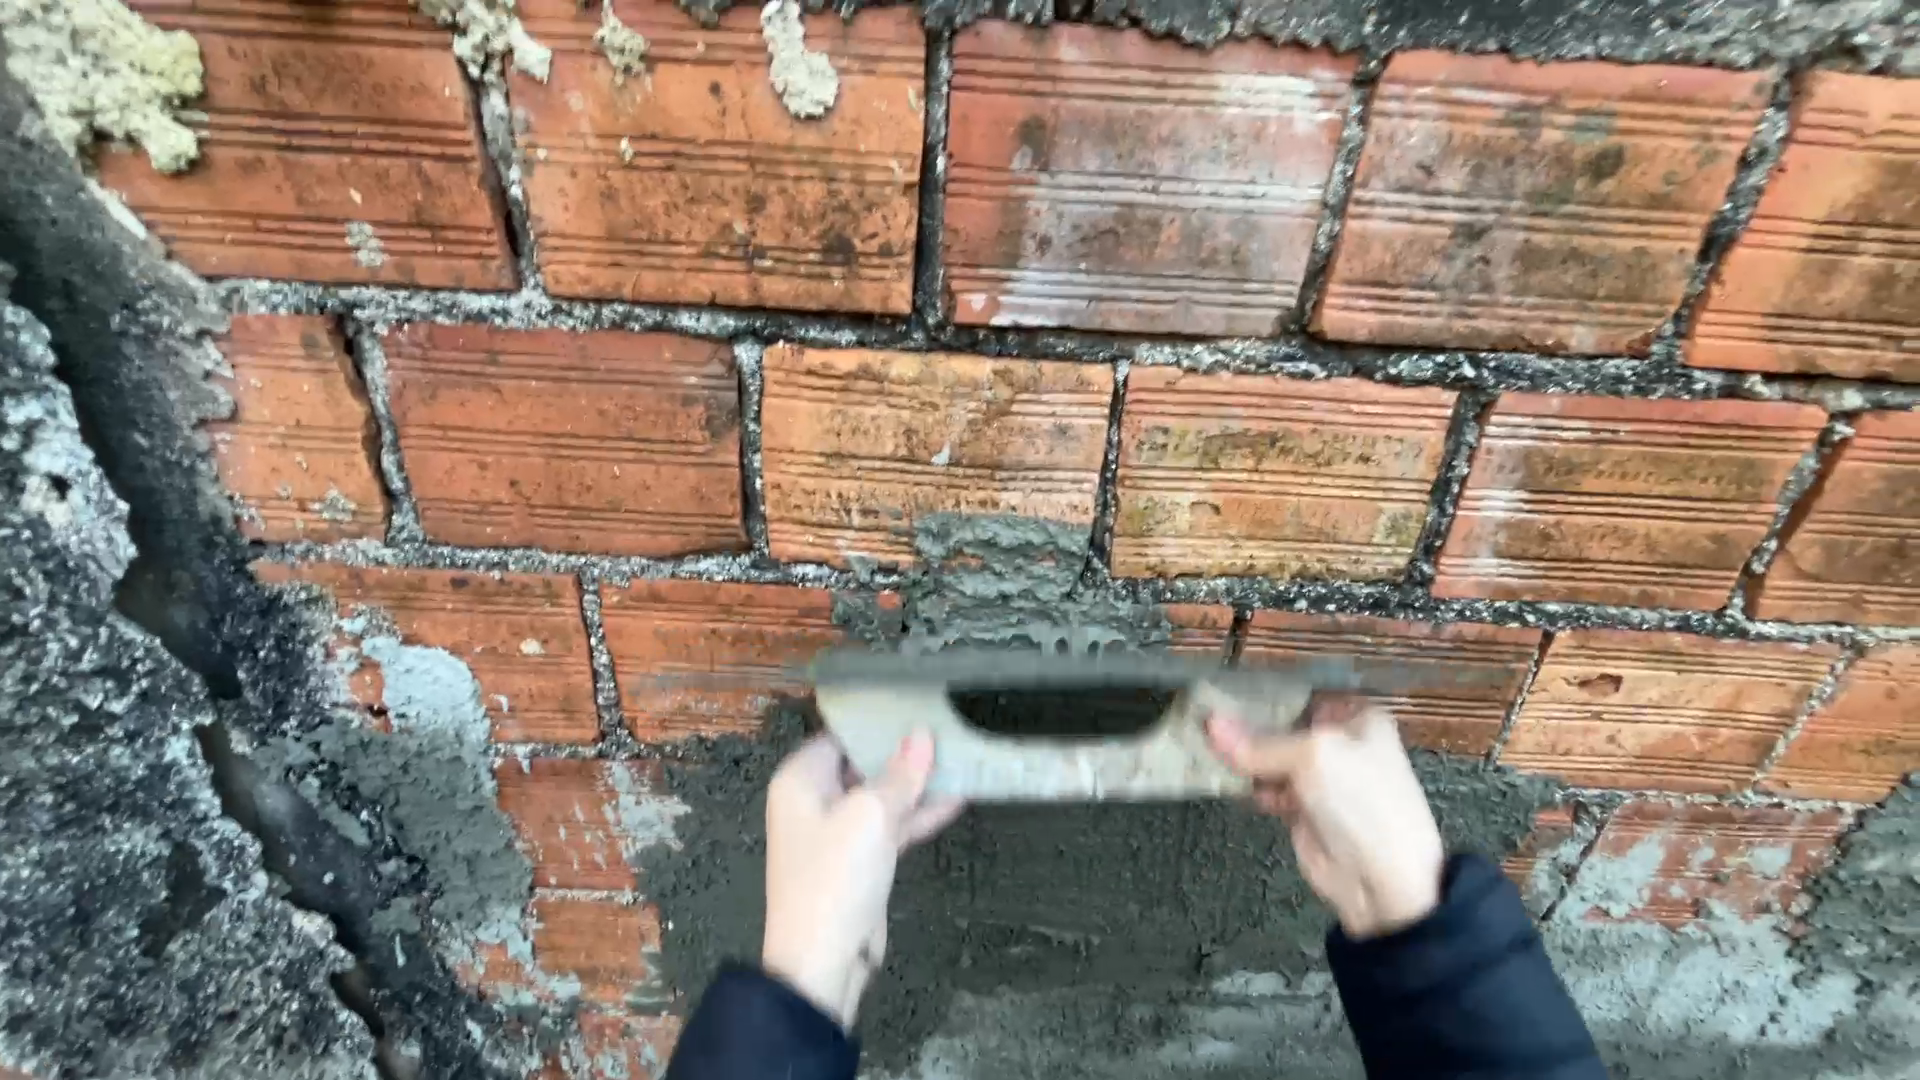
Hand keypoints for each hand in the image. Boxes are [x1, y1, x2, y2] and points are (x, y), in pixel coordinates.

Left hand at [761, 733, 963, 1027]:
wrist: (824, 961)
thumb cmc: (837, 874)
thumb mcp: (872, 814)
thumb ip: (901, 773)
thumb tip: (922, 734)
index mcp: (801, 779)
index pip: (840, 734)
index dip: (877, 720)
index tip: (914, 703)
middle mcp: (815, 799)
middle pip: (863, 763)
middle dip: (903, 750)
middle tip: (945, 724)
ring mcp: (839, 831)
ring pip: (882, 795)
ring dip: (917, 783)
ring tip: (960, 757)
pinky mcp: (860, 859)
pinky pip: (891, 826)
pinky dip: (918, 815)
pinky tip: (957, 798)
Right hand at [1207, 695, 1444, 939]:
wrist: (1384, 882)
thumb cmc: (1364, 803)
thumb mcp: (1312, 757)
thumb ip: (1257, 742)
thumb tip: (1210, 724)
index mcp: (1357, 717)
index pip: (1302, 690)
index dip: (1265, 689)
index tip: (1224, 685)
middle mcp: (1338, 742)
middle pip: (1281, 723)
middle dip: (1246, 722)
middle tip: (1204, 712)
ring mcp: (1319, 776)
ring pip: (1268, 755)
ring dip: (1241, 754)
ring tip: (1205, 745)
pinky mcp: (1300, 806)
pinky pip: (1264, 784)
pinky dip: (1246, 783)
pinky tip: (1224, 777)